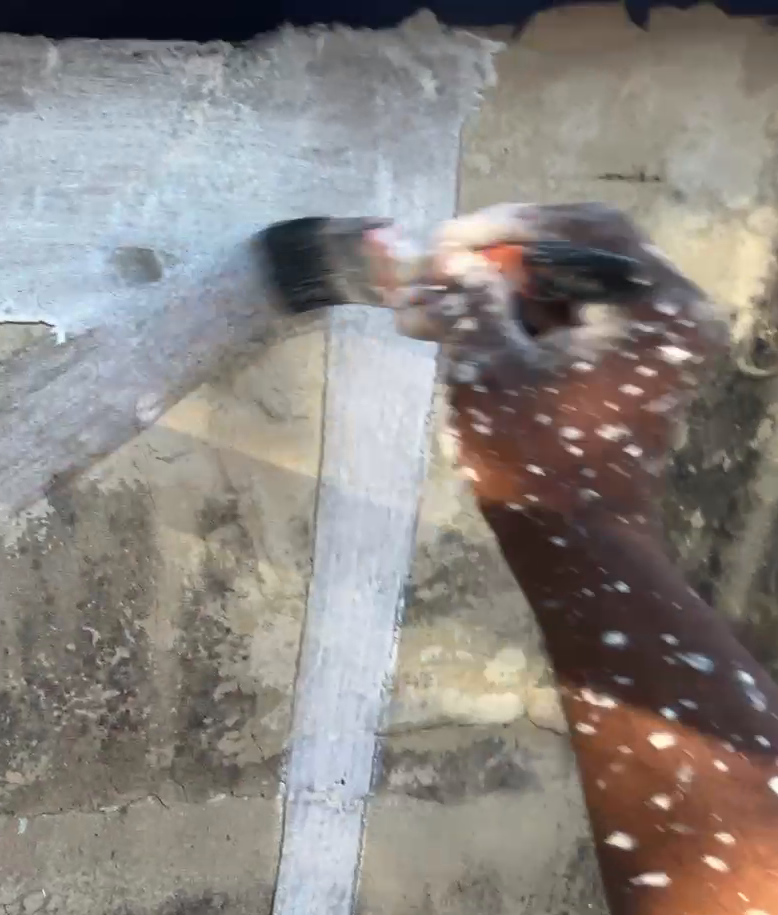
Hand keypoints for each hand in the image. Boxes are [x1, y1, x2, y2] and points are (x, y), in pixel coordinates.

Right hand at [392, 202, 729, 522]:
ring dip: (482, 298)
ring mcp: (639, 344)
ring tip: (413, 311)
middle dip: (485, 267)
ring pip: (552, 295)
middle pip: (567, 261)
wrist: (565, 528)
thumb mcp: (486, 370)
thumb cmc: (531, 450)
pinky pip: (552, 327)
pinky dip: (500, 325)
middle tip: (420, 277)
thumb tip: (451, 261)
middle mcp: (663, 315)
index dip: (509, 225)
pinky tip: (442, 329)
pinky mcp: (610, 368)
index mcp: (655, 308)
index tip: (444, 239)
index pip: (587, 231)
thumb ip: (470, 305)